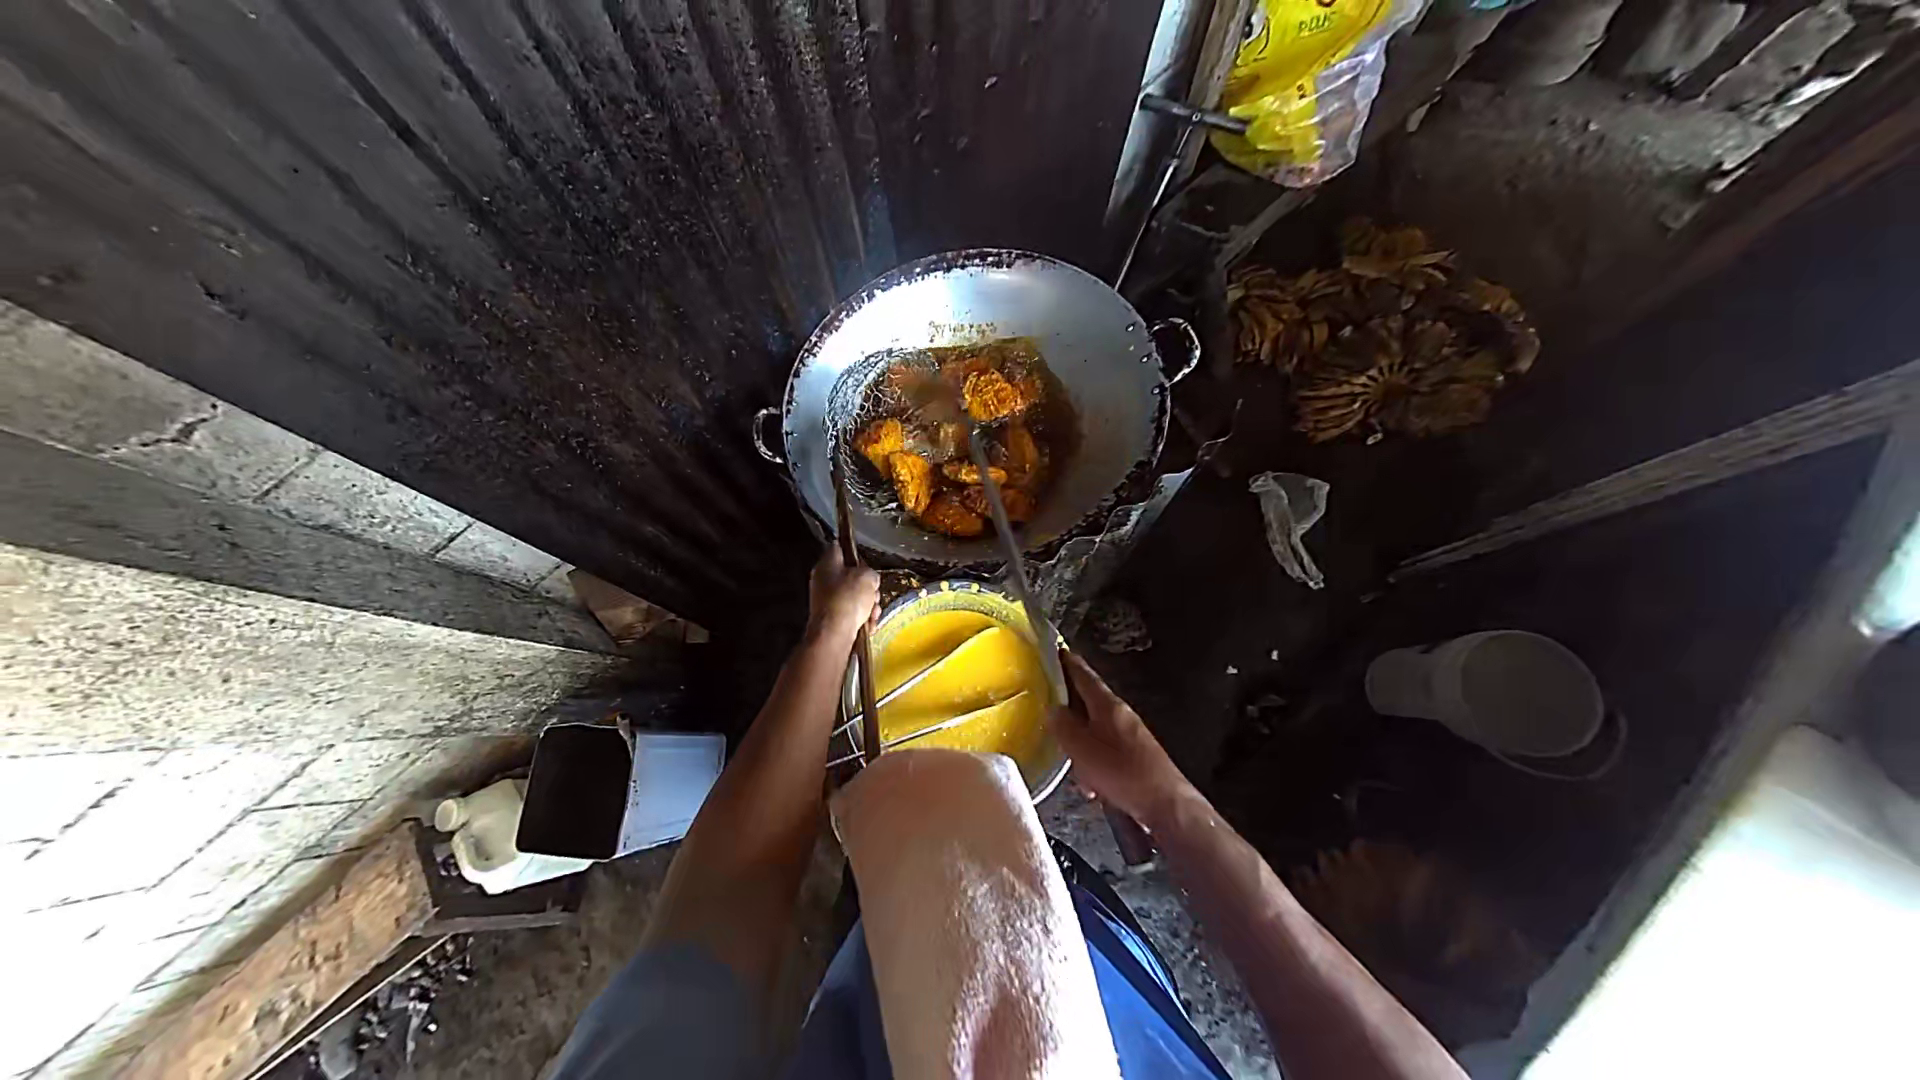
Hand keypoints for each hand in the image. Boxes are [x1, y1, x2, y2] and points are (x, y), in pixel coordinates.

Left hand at [807, 546, 879, 641]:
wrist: (834, 634)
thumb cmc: (849, 598)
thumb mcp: (868, 577)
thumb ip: (870, 573)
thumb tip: (868, 579)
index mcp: (827, 564)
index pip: (839, 547)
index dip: (855, 552)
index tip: (867, 562)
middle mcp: (823, 580)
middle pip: (851, 575)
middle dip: (868, 585)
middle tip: (874, 592)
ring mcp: (826, 600)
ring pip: (854, 596)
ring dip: (868, 604)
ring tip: (873, 612)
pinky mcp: (831, 618)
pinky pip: (852, 613)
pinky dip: (862, 618)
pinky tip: (869, 624)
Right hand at [1048, 649, 1197, 829]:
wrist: (1166, 805)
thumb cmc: (1122, 772)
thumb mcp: (1082, 748)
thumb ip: (1063, 726)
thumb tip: (1052, 708)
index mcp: (1107, 704)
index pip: (1083, 674)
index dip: (1066, 662)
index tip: (1053, 650)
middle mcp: (1119, 713)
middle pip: (1087, 703)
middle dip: (1067, 711)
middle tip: (1047, 716)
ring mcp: (1129, 735)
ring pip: (1093, 731)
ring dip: (1079, 746)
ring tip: (1073, 768)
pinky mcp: (1135, 757)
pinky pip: (1105, 753)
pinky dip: (1094, 765)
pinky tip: (1092, 786)